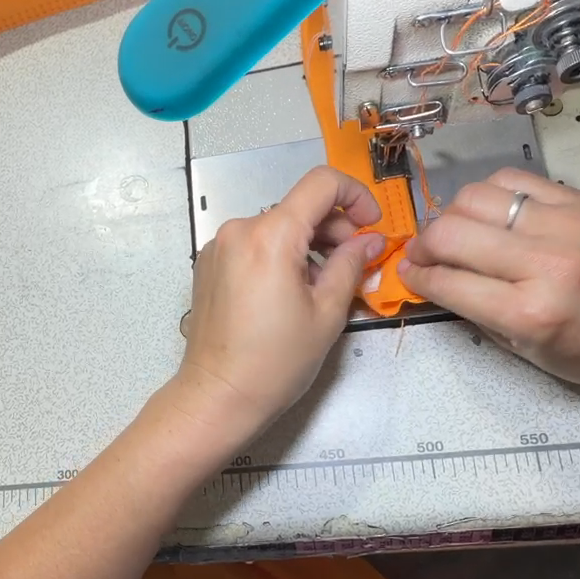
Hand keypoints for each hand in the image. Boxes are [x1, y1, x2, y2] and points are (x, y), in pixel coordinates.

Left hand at [169, 166, 384, 440]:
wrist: (218, 395)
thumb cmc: (275, 362)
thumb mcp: (327, 313)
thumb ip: (351, 265)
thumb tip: (371, 239)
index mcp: (270, 236)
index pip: (321, 183)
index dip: (355, 195)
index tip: (370, 225)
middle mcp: (238, 230)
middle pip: (297, 207)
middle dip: (333, 228)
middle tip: (354, 265)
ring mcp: (218, 247)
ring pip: (275, 227)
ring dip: (306, 244)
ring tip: (321, 286)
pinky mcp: (208, 265)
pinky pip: (253, 245)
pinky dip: (278, 255)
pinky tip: (288, 292)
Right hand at [397, 168, 579, 401]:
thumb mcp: (518, 347)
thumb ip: (468, 307)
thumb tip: (425, 273)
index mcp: (529, 312)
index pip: (445, 280)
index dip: (416, 276)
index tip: (408, 273)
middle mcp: (547, 262)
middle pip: (452, 230)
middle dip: (425, 243)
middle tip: (425, 254)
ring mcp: (568, 224)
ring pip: (476, 196)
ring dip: (454, 214)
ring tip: (458, 232)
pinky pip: (513, 180)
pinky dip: (490, 197)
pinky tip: (491, 216)